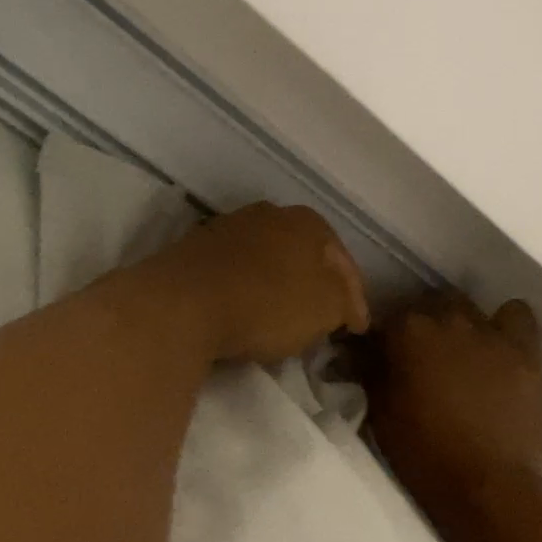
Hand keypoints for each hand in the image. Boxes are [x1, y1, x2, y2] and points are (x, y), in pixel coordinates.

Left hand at [134, 203, 369, 362]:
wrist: (185, 302)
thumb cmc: (268, 302)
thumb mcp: (326, 308)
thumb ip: (344, 301)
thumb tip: (345, 304)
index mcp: (307, 221)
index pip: (342, 259)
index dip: (354, 296)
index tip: (357, 327)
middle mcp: (269, 213)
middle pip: (303, 252)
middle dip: (314, 282)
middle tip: (323, 317)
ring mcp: (228, 227)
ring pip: (267, 258)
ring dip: (278, 283)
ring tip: (283, 317)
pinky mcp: (195, 248)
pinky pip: (235, 271)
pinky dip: (246, 288)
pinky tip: (246, 309)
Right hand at [365, 291, 541, 495]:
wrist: (489, 489)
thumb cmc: (424, 453)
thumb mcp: (380, 413)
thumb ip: (367, 371)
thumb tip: (352, 350)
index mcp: (405, 330)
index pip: (384, 318)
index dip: (380, 339)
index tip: (379, 357)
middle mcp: (446, 318)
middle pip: (427, 303)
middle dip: (421, 324)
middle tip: (420, 357)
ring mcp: (489, 331)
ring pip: (467, 306)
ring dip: (458, 322)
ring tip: (458, 351)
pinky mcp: (525, 350)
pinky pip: (517, 314)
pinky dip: (506, 322)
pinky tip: (499, 344)